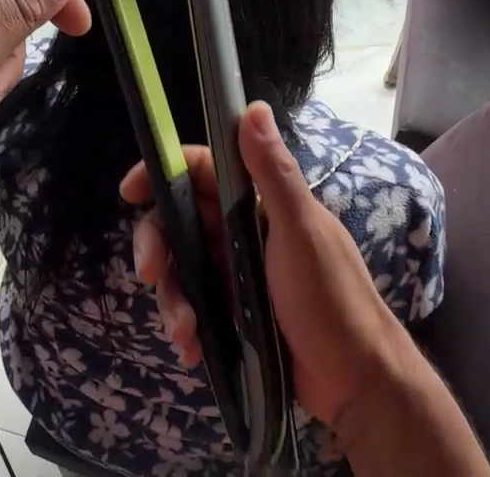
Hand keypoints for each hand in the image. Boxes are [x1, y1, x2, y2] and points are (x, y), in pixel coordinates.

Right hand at [121, 103, 422, 442]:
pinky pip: (194, 307)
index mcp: (258, 204)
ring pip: (182, 268)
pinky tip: (191, 348)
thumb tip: (253, 106)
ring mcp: (237, 274)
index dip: (163, 173)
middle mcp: (243, 232)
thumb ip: (273, 172)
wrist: (359, 384)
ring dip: (172, 297)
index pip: (200, 171)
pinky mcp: (235, 314)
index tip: (130, 191)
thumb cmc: (332, 299)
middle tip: (148, 272)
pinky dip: (186, 326)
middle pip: (179, 221)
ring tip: (183, 332)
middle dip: (157, 244)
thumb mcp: (301, 231)